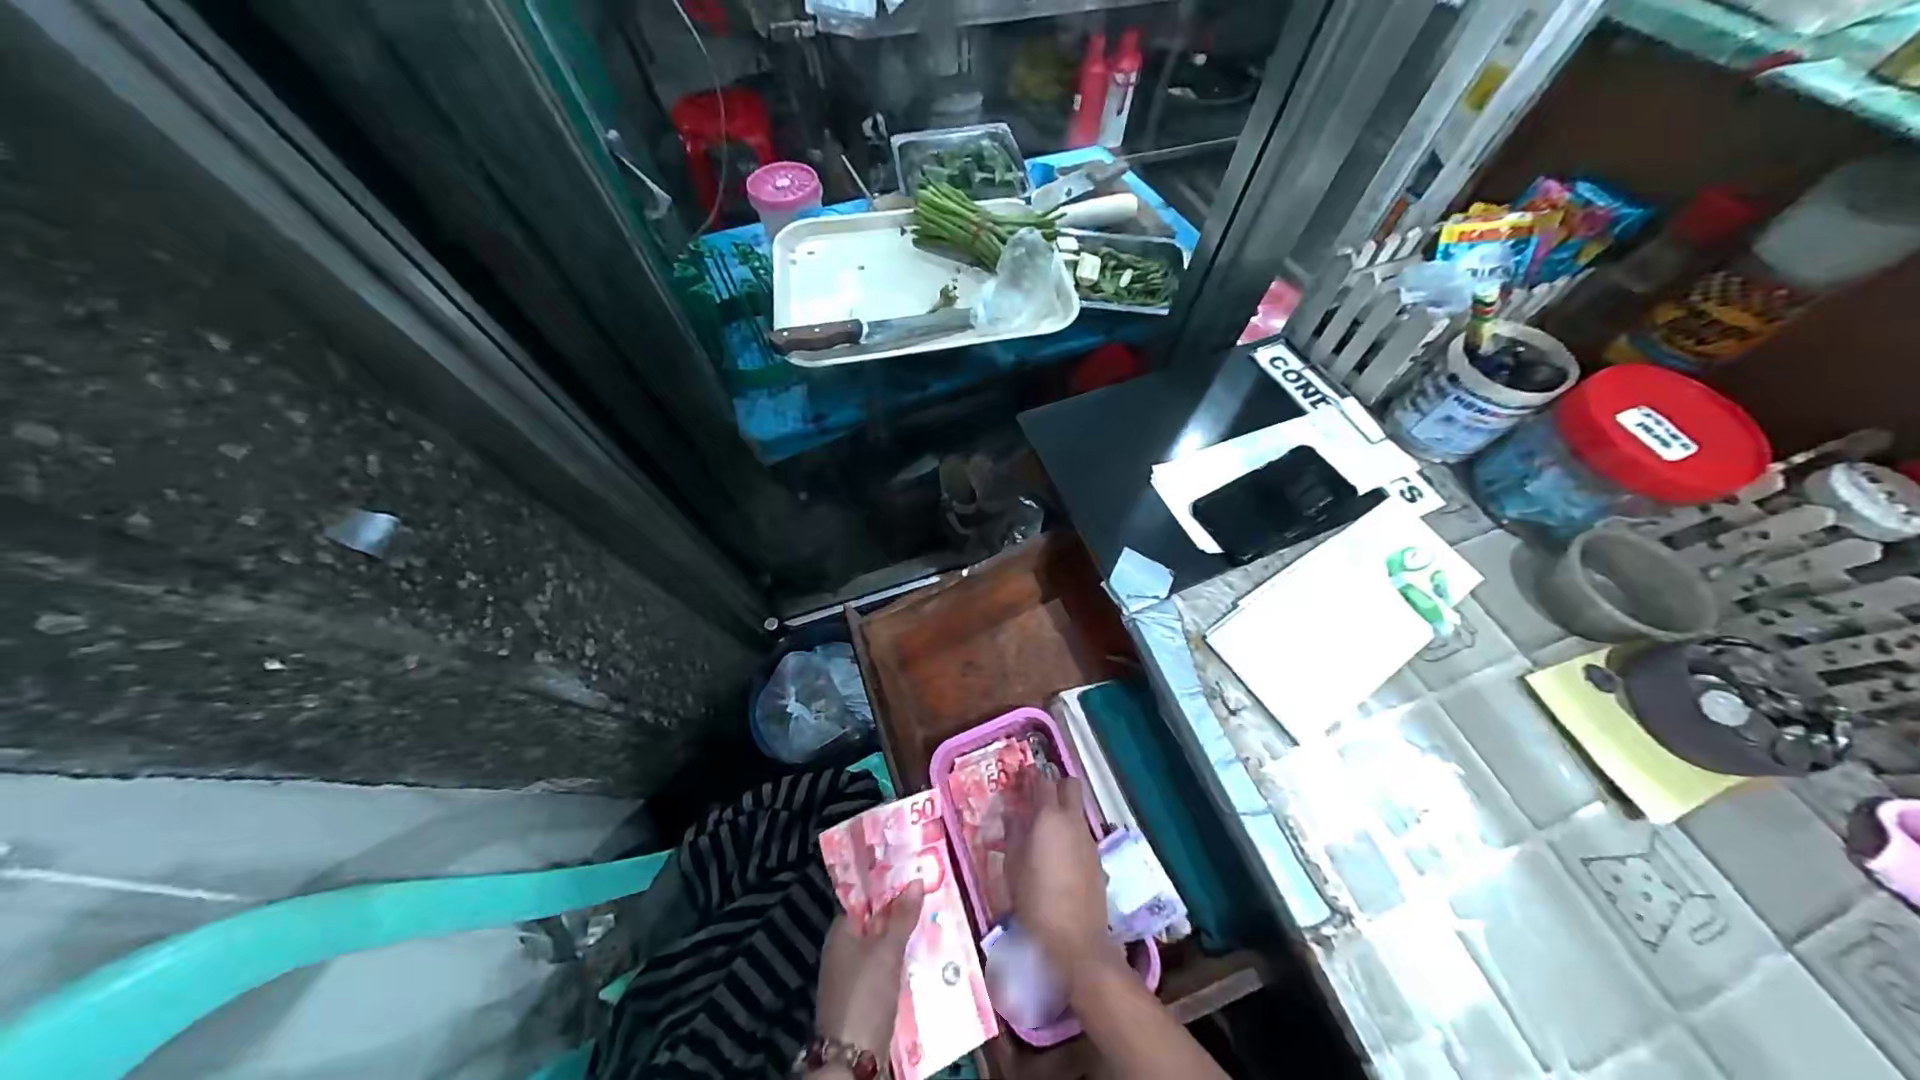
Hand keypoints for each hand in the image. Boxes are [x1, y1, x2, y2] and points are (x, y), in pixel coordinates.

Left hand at [814, 882, 924, 1055]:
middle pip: (875, 924)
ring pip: (881, 948)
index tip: (915, 877)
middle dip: (901, 914)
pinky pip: (885, 970)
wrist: (852, 1059)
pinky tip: (922, 960)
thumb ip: (902, 917)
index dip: (889, 888)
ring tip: (934, 925)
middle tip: (931, 899)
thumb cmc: (865, 994)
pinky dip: (901, 964)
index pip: (865, 899)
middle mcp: (843, 950)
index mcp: (840, 932)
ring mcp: (852, 976)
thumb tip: (916, 880)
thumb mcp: (887, 951)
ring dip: (904, 940)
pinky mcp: (863, 998)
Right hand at [1007, 773, 1115, 981]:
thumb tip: (1012, 815)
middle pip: (1070, 785)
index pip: (1042, 780)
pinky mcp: (1097, 860)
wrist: (1075, 940)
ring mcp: (1088, 840)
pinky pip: (1082, 834)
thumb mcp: (1012, 865)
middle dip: (1054, 785)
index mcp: (1049, 816)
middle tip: (1035, 799)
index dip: (1030, 775)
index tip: (1020, 777)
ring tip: (1043, 832)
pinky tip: (1057, 857)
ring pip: (1077, 811)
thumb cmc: (1034, 899)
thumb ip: (1013, 833)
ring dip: (1062, 811)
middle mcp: (1073, 821)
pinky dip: (1070, 834)